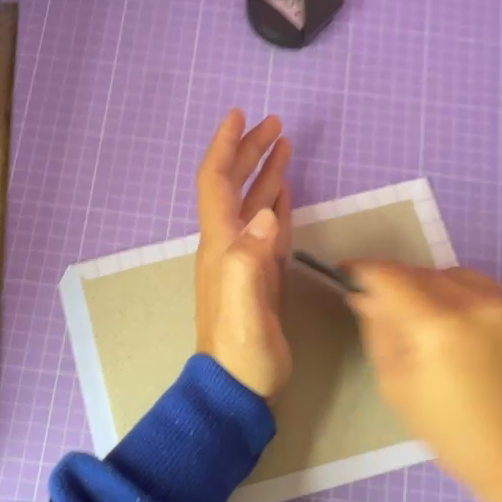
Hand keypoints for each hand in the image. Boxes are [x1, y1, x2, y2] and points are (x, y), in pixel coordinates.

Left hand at [195, 110, 293, 398]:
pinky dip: (276, 204)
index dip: (226, 147)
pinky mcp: (263, 277)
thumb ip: (250, 260)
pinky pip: (269, 230)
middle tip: (274, 123)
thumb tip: (266, 213)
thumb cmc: (242, 351)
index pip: (217, 183)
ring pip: (254, 204)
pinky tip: (284, 191)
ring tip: (284, 144)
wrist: (240, 387)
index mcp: (222, 245)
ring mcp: (246, 261)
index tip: (239, 114)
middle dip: (250, 151)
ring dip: (266, 172)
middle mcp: (230, 245)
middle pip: (235, 186)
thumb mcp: (244, 306)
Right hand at [346, 264, 501, 501]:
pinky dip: (470, 302)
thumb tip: (365, 295)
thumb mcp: (397, 387)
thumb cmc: (453, 434)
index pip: (390, 277)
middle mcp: (477, 305)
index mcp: (437, 329)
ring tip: (434, 323)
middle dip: (400, 284)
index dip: (365, 271)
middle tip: (389, 308)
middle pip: (423, 272)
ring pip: (457, 276)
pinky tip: (470, 333)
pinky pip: (490, 291)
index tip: (349, 274)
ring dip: (436, 290)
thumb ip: (380, 331)